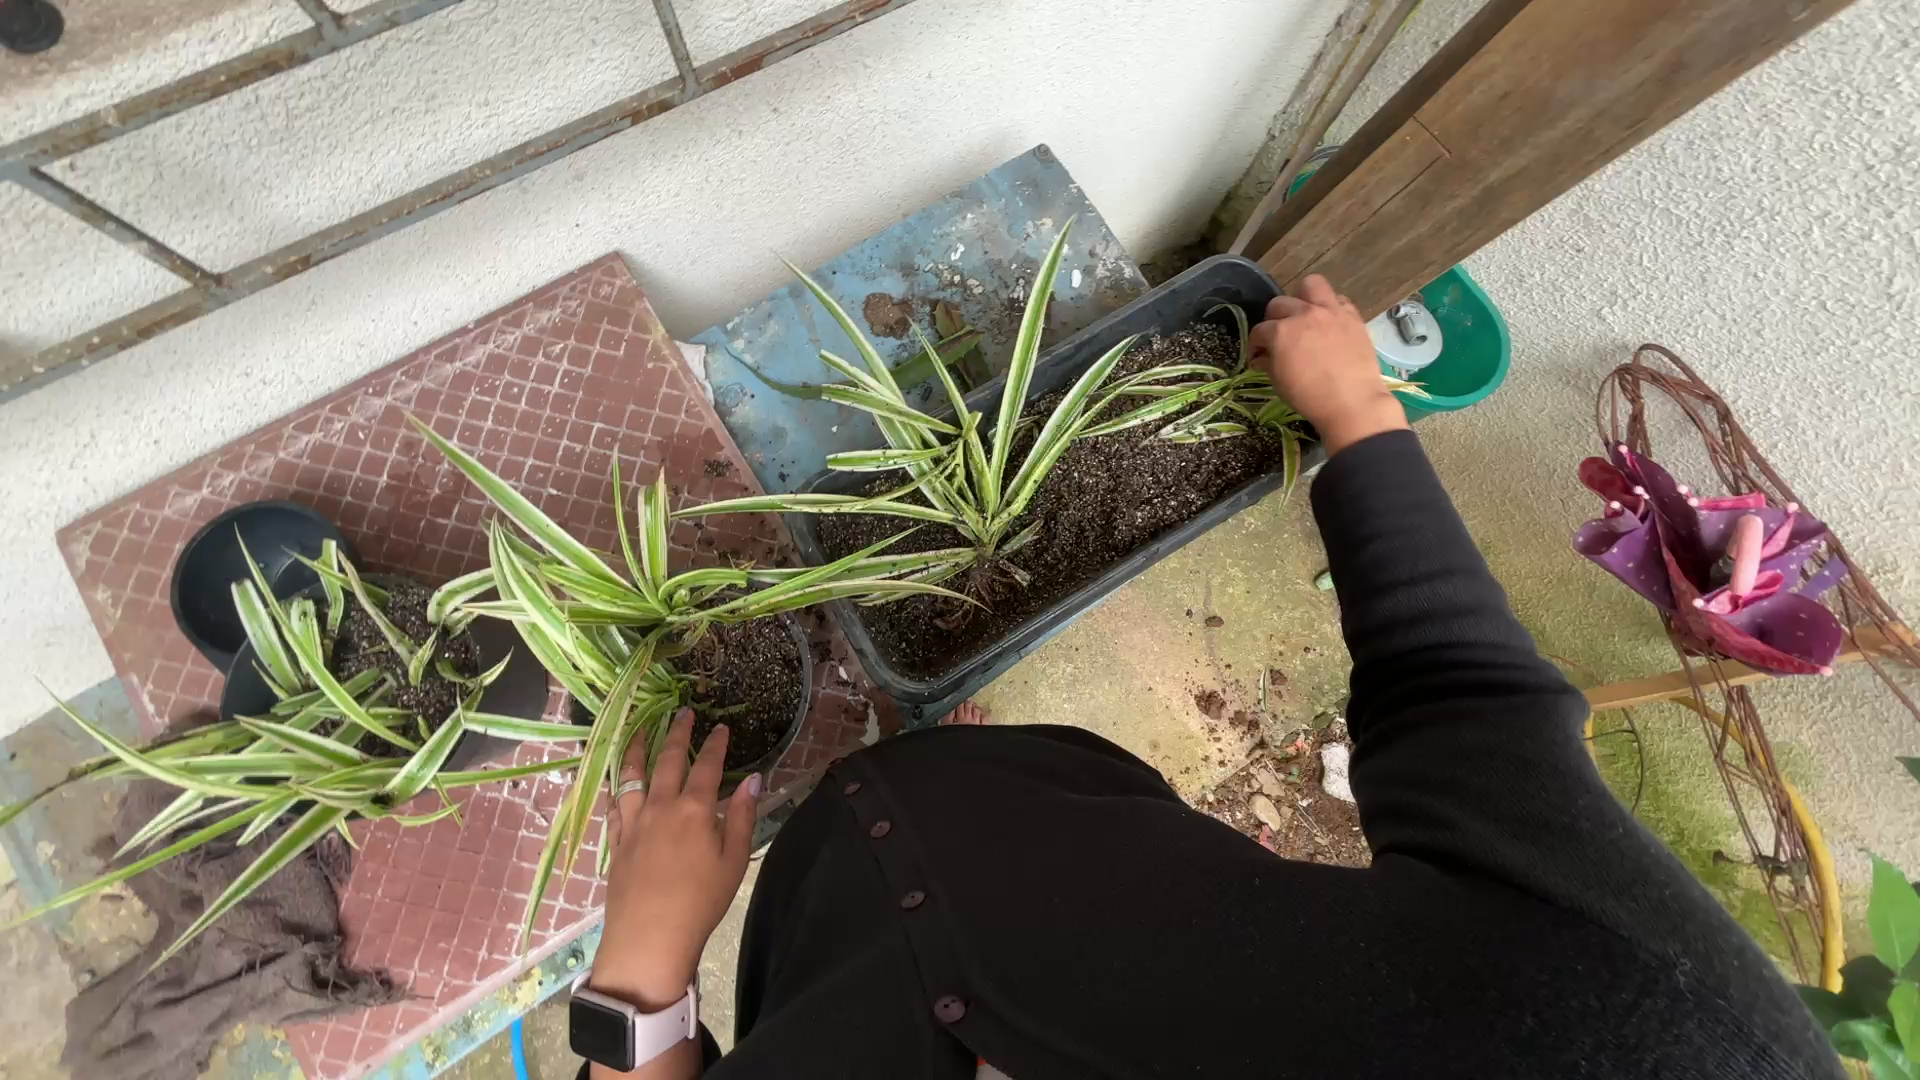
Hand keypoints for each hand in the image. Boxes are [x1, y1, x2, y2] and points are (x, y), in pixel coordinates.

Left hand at [590, 709, 760, 1011]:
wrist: (650, 940)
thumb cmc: (701, 902)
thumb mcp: (734, 860)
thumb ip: (742, 815)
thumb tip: (753, 778)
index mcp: (695, 809)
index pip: (708, 765)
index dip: (716, 744)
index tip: (722, 727)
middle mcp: (662, 806)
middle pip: (669, 760)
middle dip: (678, 733)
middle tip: (683, 713)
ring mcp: (634, 823)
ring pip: (632, 775)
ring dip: (637, 748)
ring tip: (640, 729)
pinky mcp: (617, 842)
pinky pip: (614, 805)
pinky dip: (616, 786)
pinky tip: (617, 779)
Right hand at [1248, 274, 1407, 454]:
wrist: (1351, 400)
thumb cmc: (1308, 395)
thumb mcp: (1279, 381)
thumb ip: (1268, 362)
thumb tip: (1261, 357)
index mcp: (1281, 331)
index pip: (1259, 331)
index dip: (1255, 344)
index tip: (1258, 356)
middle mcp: (1303, 314)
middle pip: (1279, 304)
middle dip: (1273, 319)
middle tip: (1278, 336)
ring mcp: (1330, 311)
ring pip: (1311, 284)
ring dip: (1302, 297)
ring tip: (1303, 314)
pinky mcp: (1352, 315)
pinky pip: (1338, 299)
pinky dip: (1330, 307)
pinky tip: (1328, 323)